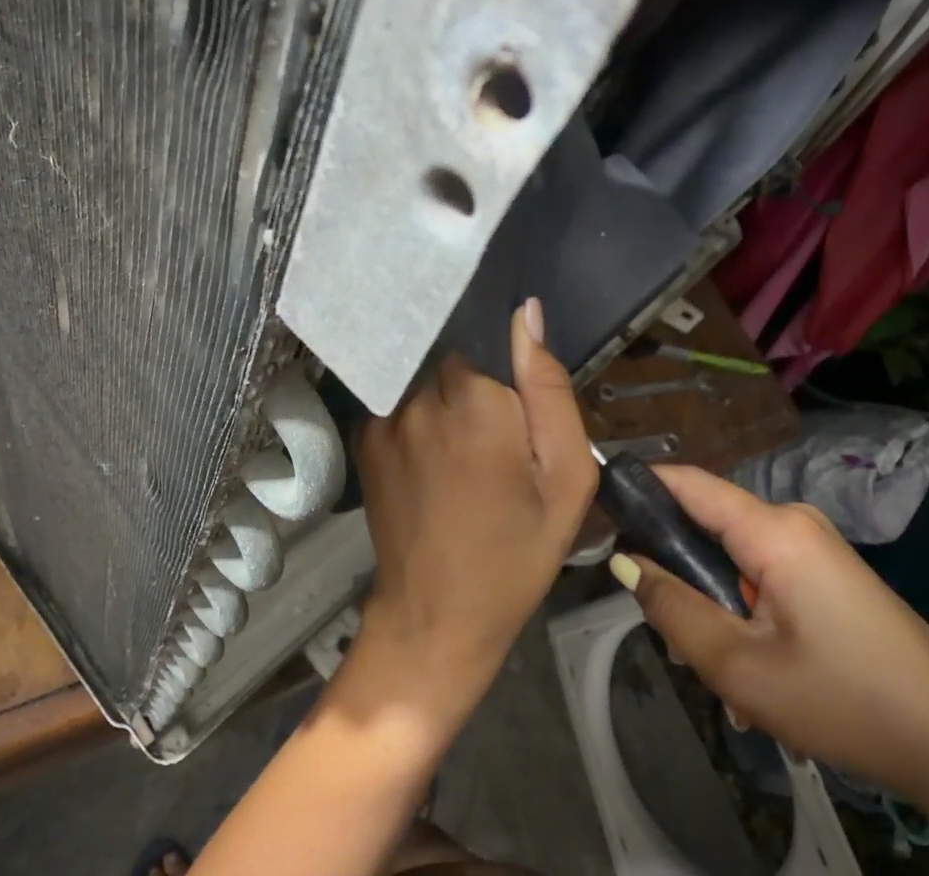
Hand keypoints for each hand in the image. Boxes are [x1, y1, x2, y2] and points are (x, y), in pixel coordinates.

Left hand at [354, 299, 597, 693]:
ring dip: (446, 400)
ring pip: (425, 378)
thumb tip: (524, 314)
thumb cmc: (514, 555)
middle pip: (453, 356)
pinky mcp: (363, 438)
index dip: (506, 362)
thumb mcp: (565, 480)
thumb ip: (549, 391)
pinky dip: (420, 418)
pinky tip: (435, 461)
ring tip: (465, 454)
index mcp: (475, 402)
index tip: (516, 399)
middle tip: (498, 436)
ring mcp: (382, 417)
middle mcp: (419, 397)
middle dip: (478, 382)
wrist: (436, 614)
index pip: (487, 335)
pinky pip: (400, 402)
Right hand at [612, 466, 928, 805]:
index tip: (595, 519)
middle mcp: (794, 525)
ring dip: (715, 620)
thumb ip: (670, 608)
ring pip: (732, 569)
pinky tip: (760, 687)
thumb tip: (625, 562)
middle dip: (681, 587)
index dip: (635, 490)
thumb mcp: (738, 665)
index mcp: (773, 530)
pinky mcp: (830, 581)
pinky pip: (763, 587)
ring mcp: (816, 553)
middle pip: (705, 533)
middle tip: (679, 651)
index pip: (684, 482)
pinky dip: (747, 627)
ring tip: (728, 686)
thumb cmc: (846, 702)